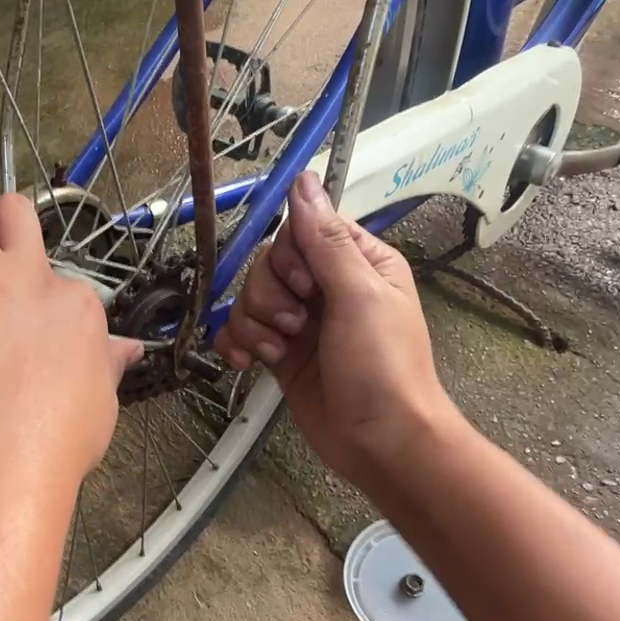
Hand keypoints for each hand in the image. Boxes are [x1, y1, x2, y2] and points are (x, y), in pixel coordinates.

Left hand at [0, 188, 143, 493]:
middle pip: (14, 210)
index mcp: (79, 305)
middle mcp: (35, 278)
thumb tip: (128, 348)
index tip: (23, 326)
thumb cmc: (59, 446)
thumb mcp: (103, 403)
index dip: (38, 299)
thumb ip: (107, 365)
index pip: (60, 278)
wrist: (4, 463)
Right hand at [214, 170, 463, 488]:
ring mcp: (301, 322)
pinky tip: (244, 363)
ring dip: (254, 324)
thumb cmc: (382, 367)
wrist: (379, 442)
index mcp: (358, 262)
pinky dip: (237, 344)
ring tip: (279, 352)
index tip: (306, 288)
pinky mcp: (280, 353)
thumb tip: (304, 179)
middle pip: (268, 264)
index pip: (301, 231)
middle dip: (270, 296)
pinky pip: (241, 332)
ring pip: (250, 298)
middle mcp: (327, 287)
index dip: (291, 257)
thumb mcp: (358, 296)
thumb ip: (324, 240)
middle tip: (296, 325)